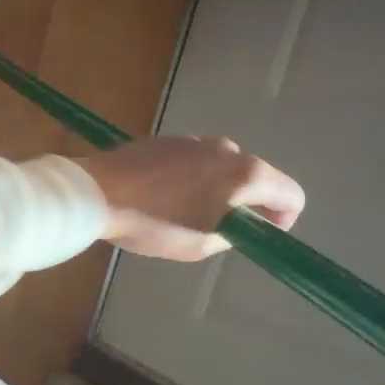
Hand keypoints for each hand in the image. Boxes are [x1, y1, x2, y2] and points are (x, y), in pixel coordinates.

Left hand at [76, 136, 303, 261]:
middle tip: (214, 226)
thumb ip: (231, 234)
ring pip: (221, 166)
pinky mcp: (165, 138)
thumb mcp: (198, 246)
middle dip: (243, 202)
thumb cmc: (149, 223)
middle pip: (255, 177)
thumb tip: (236, 227)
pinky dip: (188, 176)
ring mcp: (194, 139)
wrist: (94, 192)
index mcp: (246, 175)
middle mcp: (226, 149)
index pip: (291, 195)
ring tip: (181, 211)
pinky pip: (192, 159)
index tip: (256, 234)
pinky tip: (160, 194)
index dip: (281, 219)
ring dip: (214, 187)